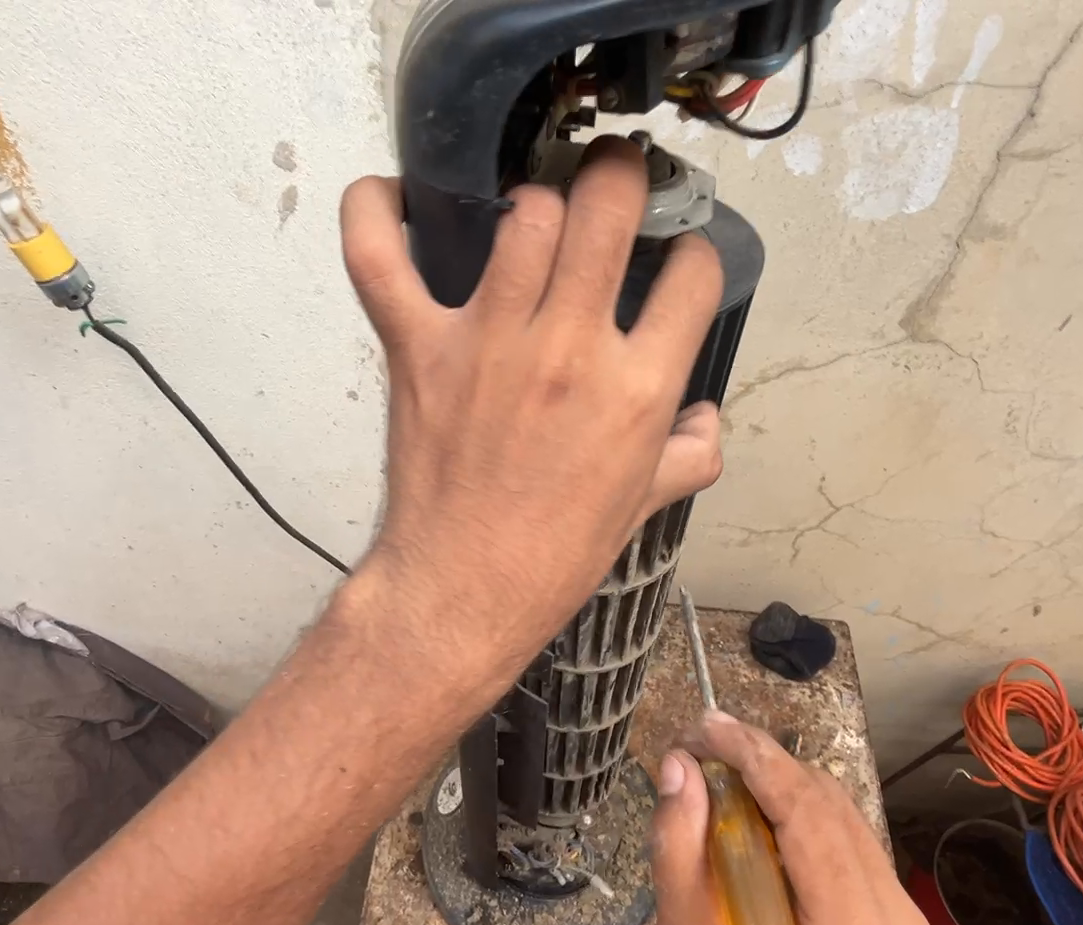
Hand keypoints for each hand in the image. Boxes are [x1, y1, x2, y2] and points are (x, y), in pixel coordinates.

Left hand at [338, 136, 724, 678]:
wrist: (465, 589)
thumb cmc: (556, 552)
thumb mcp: (645, 506)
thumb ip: (691, 454)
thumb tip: (706, 419)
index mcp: (639, 390)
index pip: (694, 274)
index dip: (694, 257)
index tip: (676, 264)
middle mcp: (570, 351)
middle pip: (609, 207)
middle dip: (621, 178)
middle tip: (612, 188)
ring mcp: (490, 343)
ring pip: (524, 215)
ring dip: (534, 204)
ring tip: (532, 222)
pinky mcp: (419, 348)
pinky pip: (380, 255)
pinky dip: (376, 214)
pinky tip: (395, 200)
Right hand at [652, 712, 935, 924]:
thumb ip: (679, 852)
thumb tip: (678, 765)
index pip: (811, 821)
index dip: (758, 759)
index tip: (704, 726)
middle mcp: (899, 924)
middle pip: (827, 805)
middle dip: (759, 760)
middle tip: (696, 744)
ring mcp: (905, 916)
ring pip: (838, 808)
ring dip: (775, 776)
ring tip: (716, 767)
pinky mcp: (894, 907)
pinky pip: (841, 828)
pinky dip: (791, 803)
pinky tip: (751, 802)